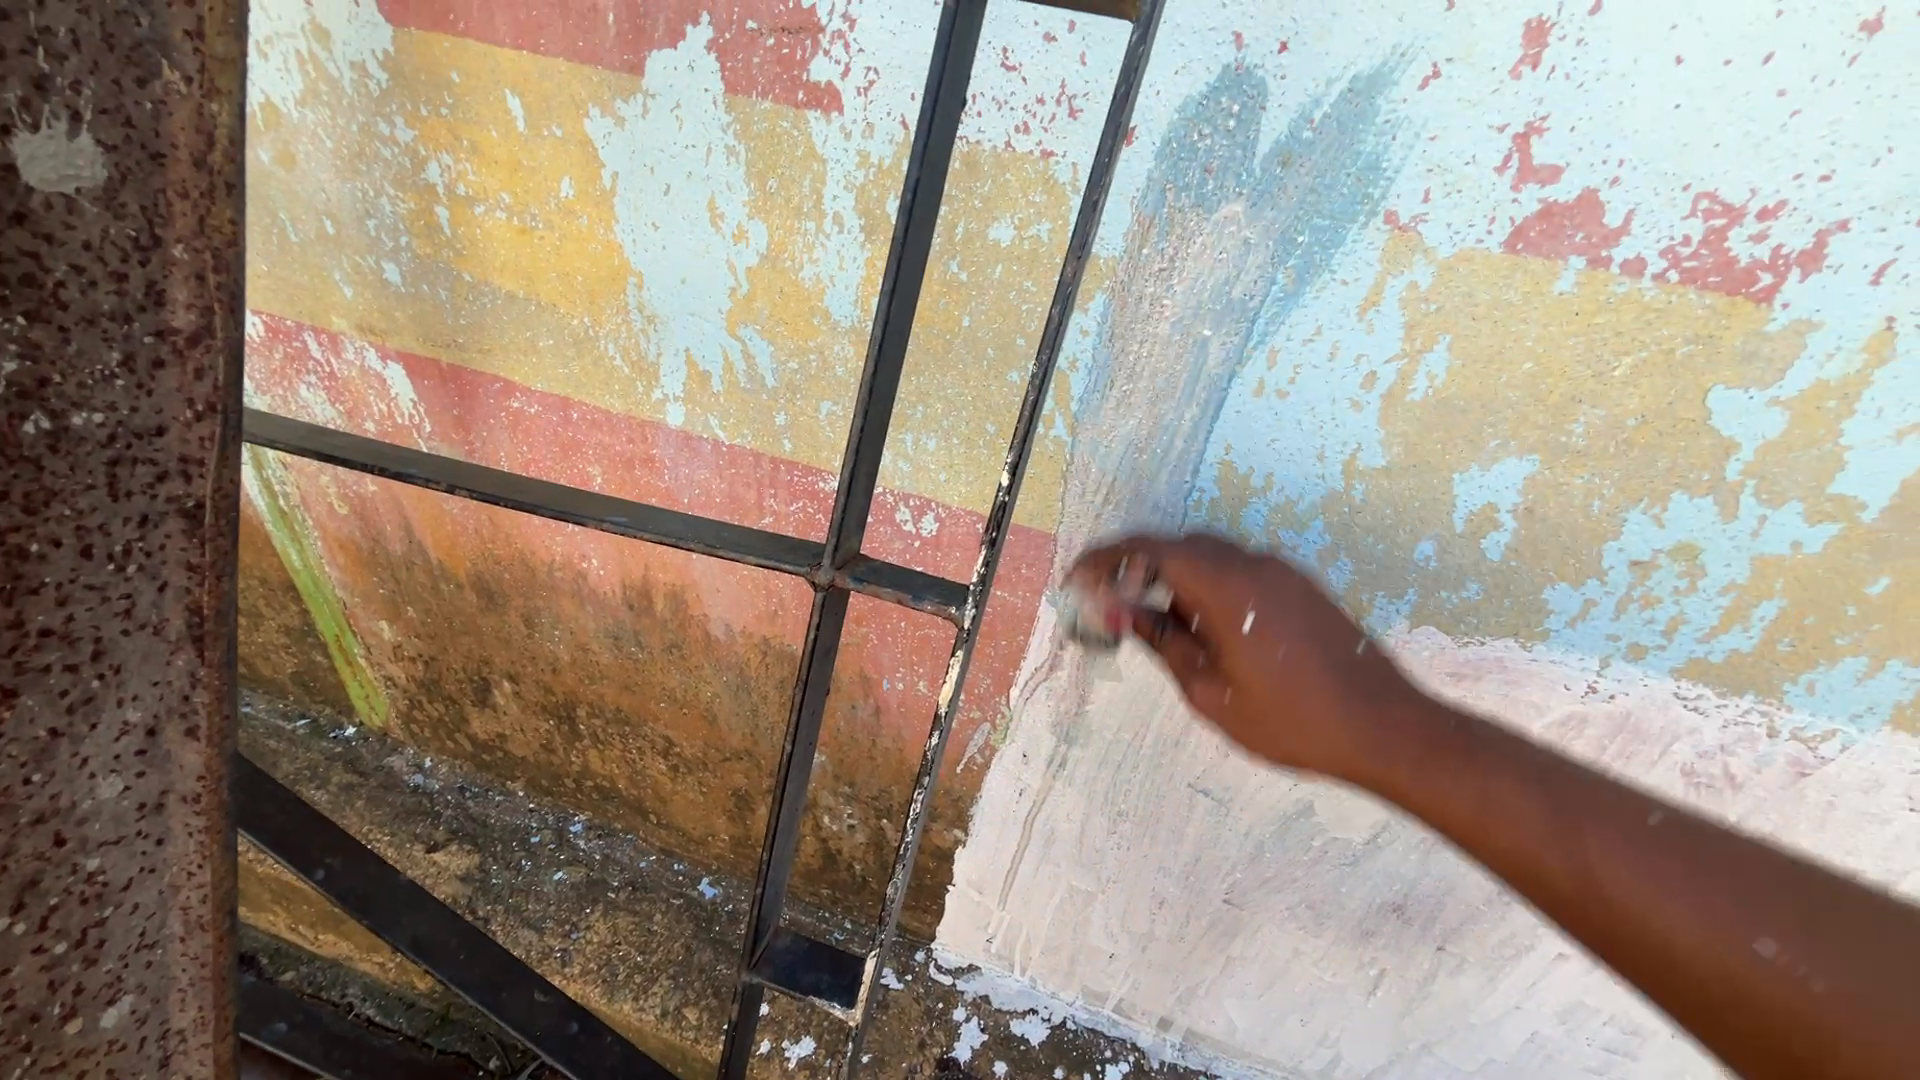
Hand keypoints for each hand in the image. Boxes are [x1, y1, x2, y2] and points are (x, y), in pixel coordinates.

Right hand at [1067, 533, 1423, 780]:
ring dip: (1172, 575)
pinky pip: (1237, 570)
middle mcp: (1254, 564)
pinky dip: (1204, 585)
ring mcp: (1282, 572)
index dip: (1107, 559)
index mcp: (1227, 587)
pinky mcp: (1299, 587)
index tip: (1076, 577)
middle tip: (1107, 601)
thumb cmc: (1291, 721)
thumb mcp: (1210, 692)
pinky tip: (1198, 624)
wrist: (1387, 729)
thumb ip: (1163, 643)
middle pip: (1180, 546)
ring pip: (1210, 556)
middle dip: (1136, 566)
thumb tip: (1125, 612)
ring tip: (1148, 617)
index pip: (1151, 551)